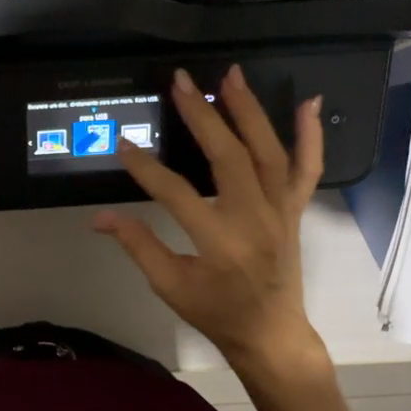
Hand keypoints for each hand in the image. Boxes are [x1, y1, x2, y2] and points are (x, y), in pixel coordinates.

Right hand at [94, 66, 326, 372]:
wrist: (271, 334)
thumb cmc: (216, 312)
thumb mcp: (170, 286)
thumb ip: (137, 246)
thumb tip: (99, 218)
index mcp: (220, 242)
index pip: (176, 193)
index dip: (146, 168)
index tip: (123, 143)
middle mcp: (255, 218)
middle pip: (229, 157)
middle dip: (203, 116)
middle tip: (182, 81)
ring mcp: (280, 211)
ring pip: (268, 152)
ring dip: (249, 111)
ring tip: (231, 75)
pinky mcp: (294, 209)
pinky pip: (307, 169)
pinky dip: (311, 136)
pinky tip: (309, 102)